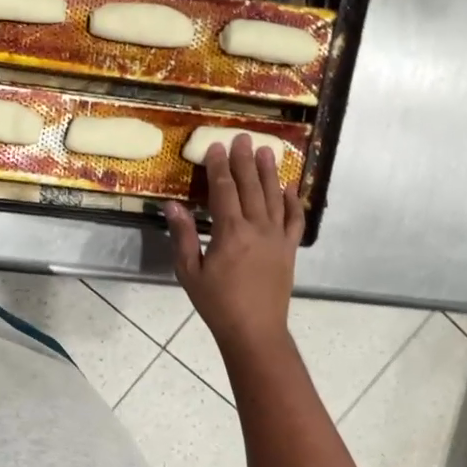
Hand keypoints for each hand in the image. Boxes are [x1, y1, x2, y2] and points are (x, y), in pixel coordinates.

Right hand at [164, 135, 305, 356]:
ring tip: (266, 150)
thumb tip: (173, 205)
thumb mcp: (190, 272)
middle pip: (250, 186)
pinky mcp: (289, 248)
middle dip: (244, 160)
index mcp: (230, 233)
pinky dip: (291, 199)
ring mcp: (277, 237)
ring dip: (269, 171)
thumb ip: (184, 236)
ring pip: (273, 196)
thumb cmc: (216, 304)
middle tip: (242, 137)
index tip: (215, 147)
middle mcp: (257, 228)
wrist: (255, 329)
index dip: (219, 167)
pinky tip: (289, 186)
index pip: (224, 191)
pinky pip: (293, 218)